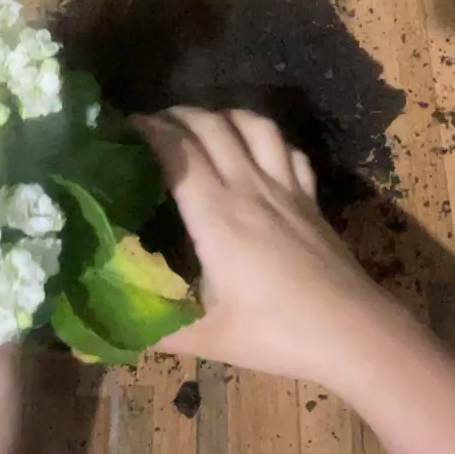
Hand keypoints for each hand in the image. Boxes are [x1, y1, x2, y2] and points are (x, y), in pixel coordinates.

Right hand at [132, 107, 407, 387]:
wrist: (355, 332)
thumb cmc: (278, 333)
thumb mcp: (209, 338)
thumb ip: (154, 331)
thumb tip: (99, 334)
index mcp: (216, 215)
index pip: (178, 152)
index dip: (149, 130)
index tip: (125, 126)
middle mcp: (249, 188)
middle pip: (211, 127)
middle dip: (177, 115)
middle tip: (153, 125)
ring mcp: (285, 188)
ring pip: (253, 125)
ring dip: (222, 115)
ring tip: (202, 126)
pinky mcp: (310, 197)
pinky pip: (287, 149)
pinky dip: (265, 138)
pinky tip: (257, 151)